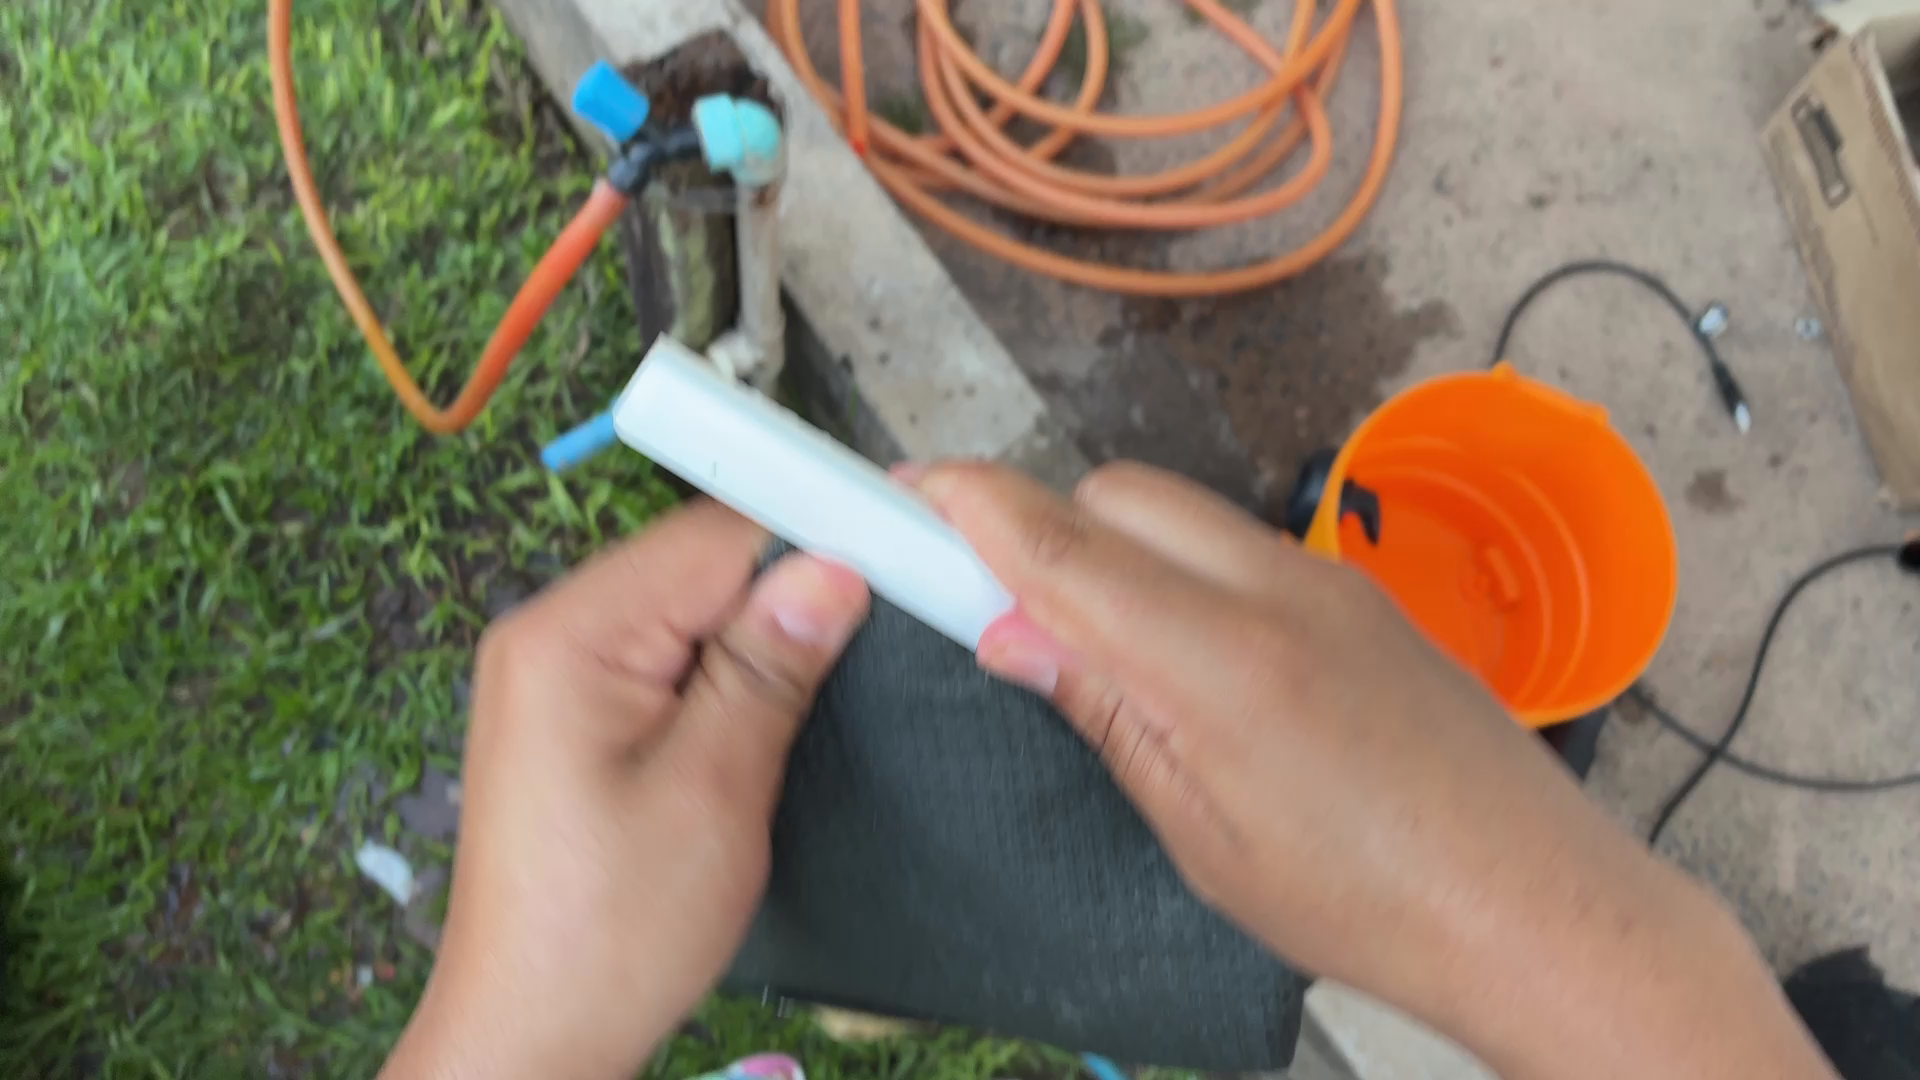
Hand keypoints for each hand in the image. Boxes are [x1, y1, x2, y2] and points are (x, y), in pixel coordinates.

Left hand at [381, 501, 869, 1079]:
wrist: (535, 1032)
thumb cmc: (618, 924)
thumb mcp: (714, 787)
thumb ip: (769, 666)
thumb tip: (834, 571)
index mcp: (571, 636)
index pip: (711, 537)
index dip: (803, 542)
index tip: (880, 565)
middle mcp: (554, 629)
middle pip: (699, 560)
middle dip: (782, 587)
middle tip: (853, 632)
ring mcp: (561, 663)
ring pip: (693, 597)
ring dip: (760, 623)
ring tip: (813, 667)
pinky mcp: (581, 697)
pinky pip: (674, 639)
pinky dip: (730, 653)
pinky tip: (761, 692)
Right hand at [914, 461, 1834, 1079]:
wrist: (1545, 905)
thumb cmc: (1355, 899)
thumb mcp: (1194, 828)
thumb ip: (1098, 705)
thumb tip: (1007, 631)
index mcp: (1219, 661)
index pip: (1065, 546)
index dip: (973, 504)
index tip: (909, 490)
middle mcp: (1271, 584)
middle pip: (1115, 494)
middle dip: (1039, 520)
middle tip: (1001, 591)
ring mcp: (1316, 571)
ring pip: (1168, 507)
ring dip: (1102, 540)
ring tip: (1088, 627)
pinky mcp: (1343, 581)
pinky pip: (1219, 537)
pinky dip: (1161, 558)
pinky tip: (1170, 636)